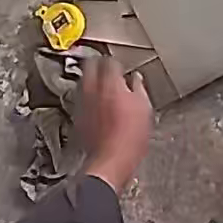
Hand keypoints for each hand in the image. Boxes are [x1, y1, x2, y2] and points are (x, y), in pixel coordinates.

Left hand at [80, 52, 152, 193]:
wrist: (111, 160)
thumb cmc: (130, 137)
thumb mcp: (144, 109)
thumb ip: (139, 89)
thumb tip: (136, 80)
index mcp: (111, 84)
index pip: (109, 61)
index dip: (115, 61)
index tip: (120, 65)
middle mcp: (93, 90)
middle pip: (90, 67)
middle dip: (97, 64)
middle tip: (106, 68)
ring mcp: (83, 103)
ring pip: (83, 81)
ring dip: (91, 79)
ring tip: (100, 83)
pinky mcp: (78, 116)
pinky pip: (81, 98)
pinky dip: (87, 96)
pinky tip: (96, 102)